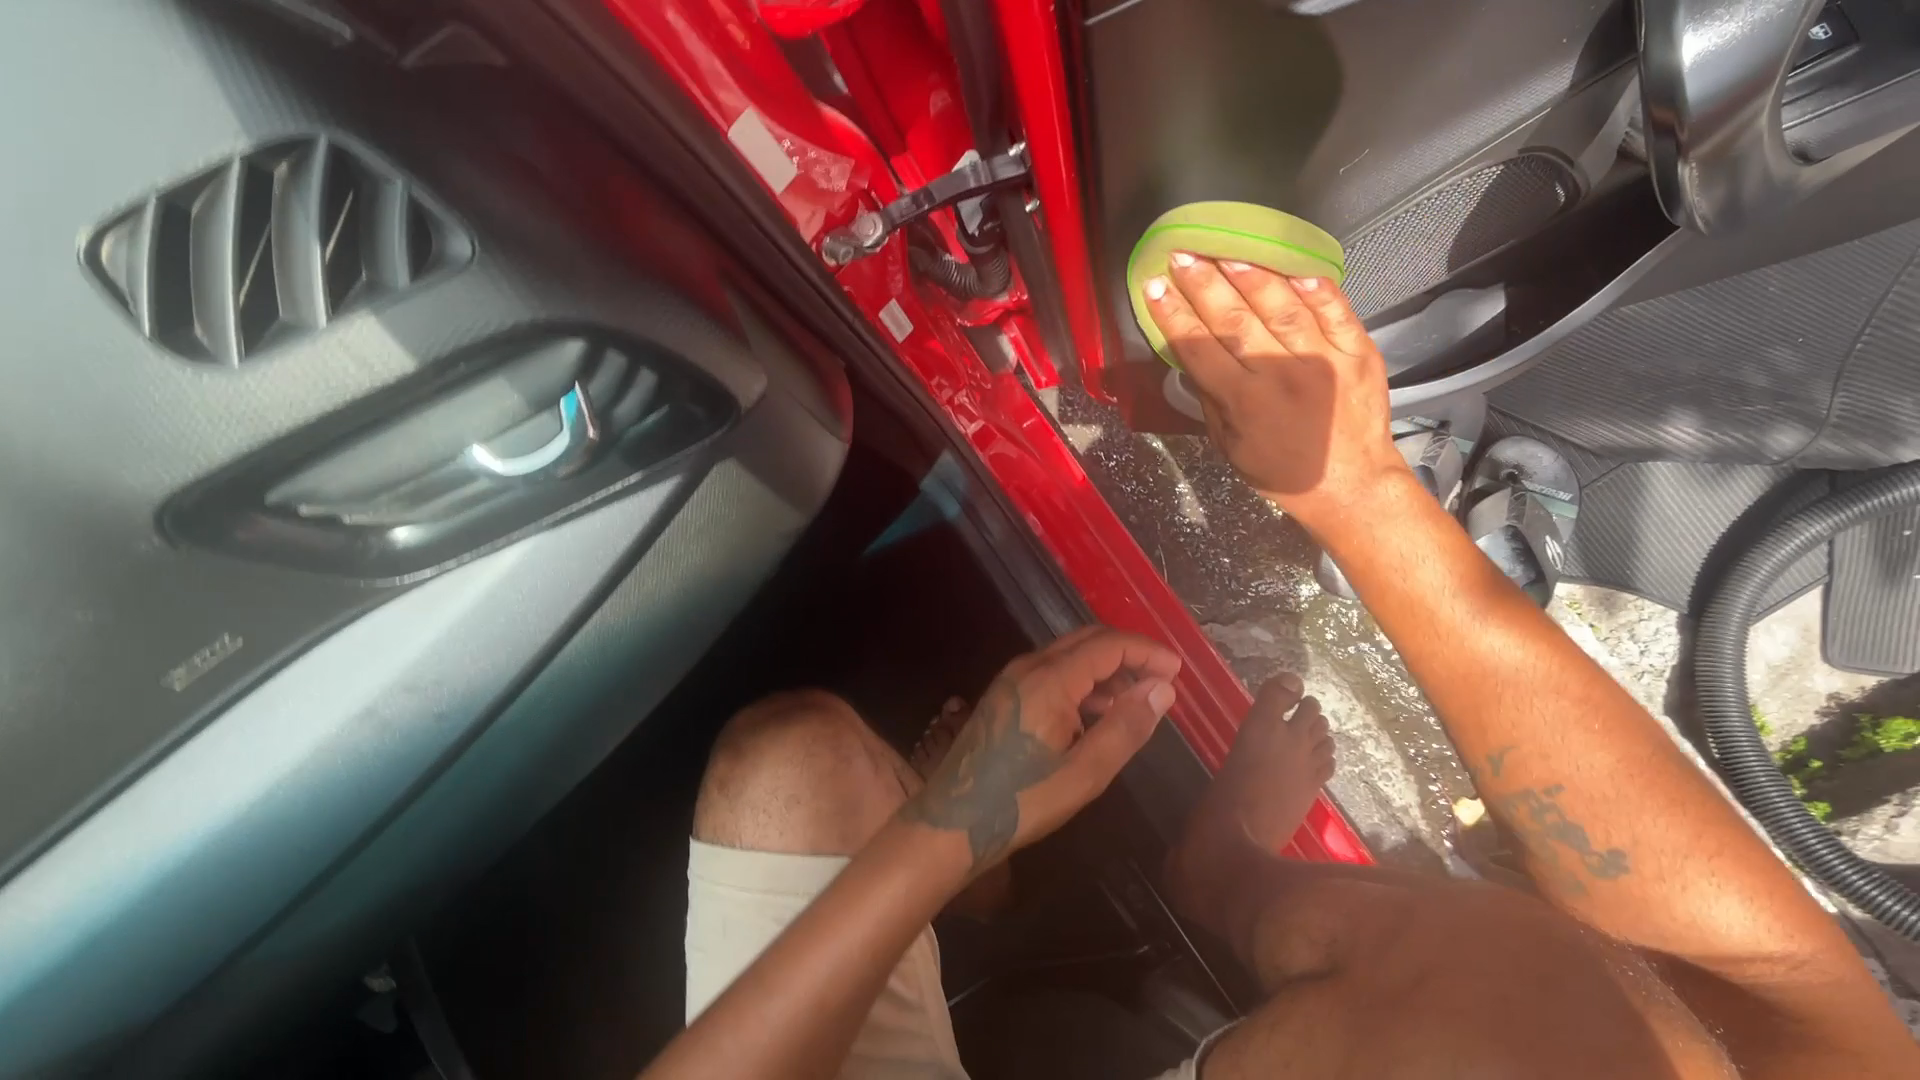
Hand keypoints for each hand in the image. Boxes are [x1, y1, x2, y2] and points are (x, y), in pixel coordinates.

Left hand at [901, 627, 1180, 873]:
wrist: (952, 821)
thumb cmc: (1022, 802)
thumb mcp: (1085, 773)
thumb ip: (1126, 727)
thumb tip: (1162, 689)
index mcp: (1050, 680)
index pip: (1108, 645)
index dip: (1147, 651)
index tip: (1178, 671)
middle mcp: (1029, 667)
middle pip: (1087, 640)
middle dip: (1128, 653)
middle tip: (1163, 680)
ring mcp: (1012, 680)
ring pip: (1069, 656)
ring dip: (1106, 669)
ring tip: (1137, 701)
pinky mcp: (1005, 697)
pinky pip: (1052, 673)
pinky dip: (1082, 682)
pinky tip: (1098, 714)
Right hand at [1141, 254, 1408, 532]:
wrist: (1351, 485)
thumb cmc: (1281, 471)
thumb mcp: (1230, 446)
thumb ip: (1211, 399)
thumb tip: (1191, 355)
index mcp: (1244, 402)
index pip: (1199, 347)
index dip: (1173, 314)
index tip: (1154, 286)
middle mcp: (1281, 375)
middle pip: (1234, 318)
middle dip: (1203, 283)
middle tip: (1181, 254)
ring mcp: (1324, 359)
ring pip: (1281, 307)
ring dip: (1251, 277)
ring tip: (1226, 253)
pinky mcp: (1358, 352)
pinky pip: (1335, 311)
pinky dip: (1315, 288)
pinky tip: (1292, 268)